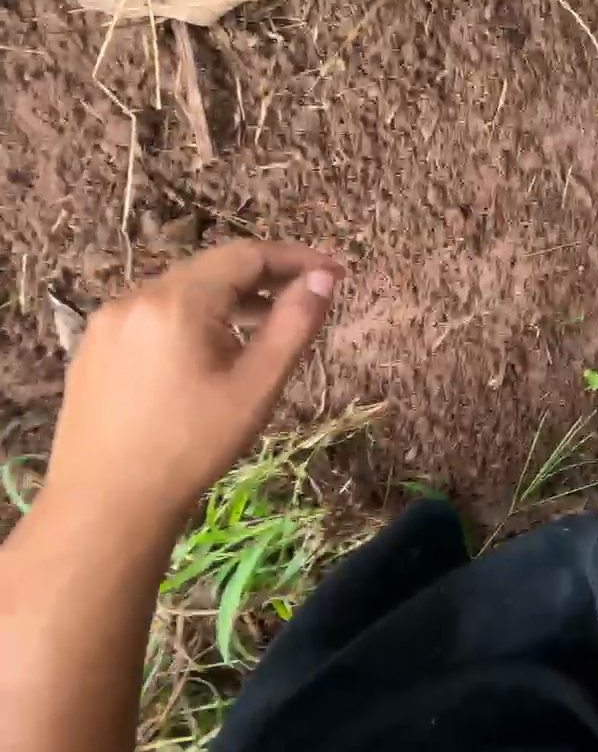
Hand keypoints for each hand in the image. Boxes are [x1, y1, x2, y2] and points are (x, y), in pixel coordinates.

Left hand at [45, 242, 343, 524]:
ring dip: (239, 293)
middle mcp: (134, 301)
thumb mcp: (262, 379)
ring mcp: (109, 325)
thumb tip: (325, 278)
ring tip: (278, 318)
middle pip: (215, 266)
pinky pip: (162, 311)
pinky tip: (227, 341)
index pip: (246, 256)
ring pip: (188, 288)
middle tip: (317, 291)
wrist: (108, 501)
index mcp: (175, 304)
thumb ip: (296, 320)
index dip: (299, 258)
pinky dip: (205, 312)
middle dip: (272, 273)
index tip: (339, 274)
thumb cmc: (196, 439)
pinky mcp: (98, 348)